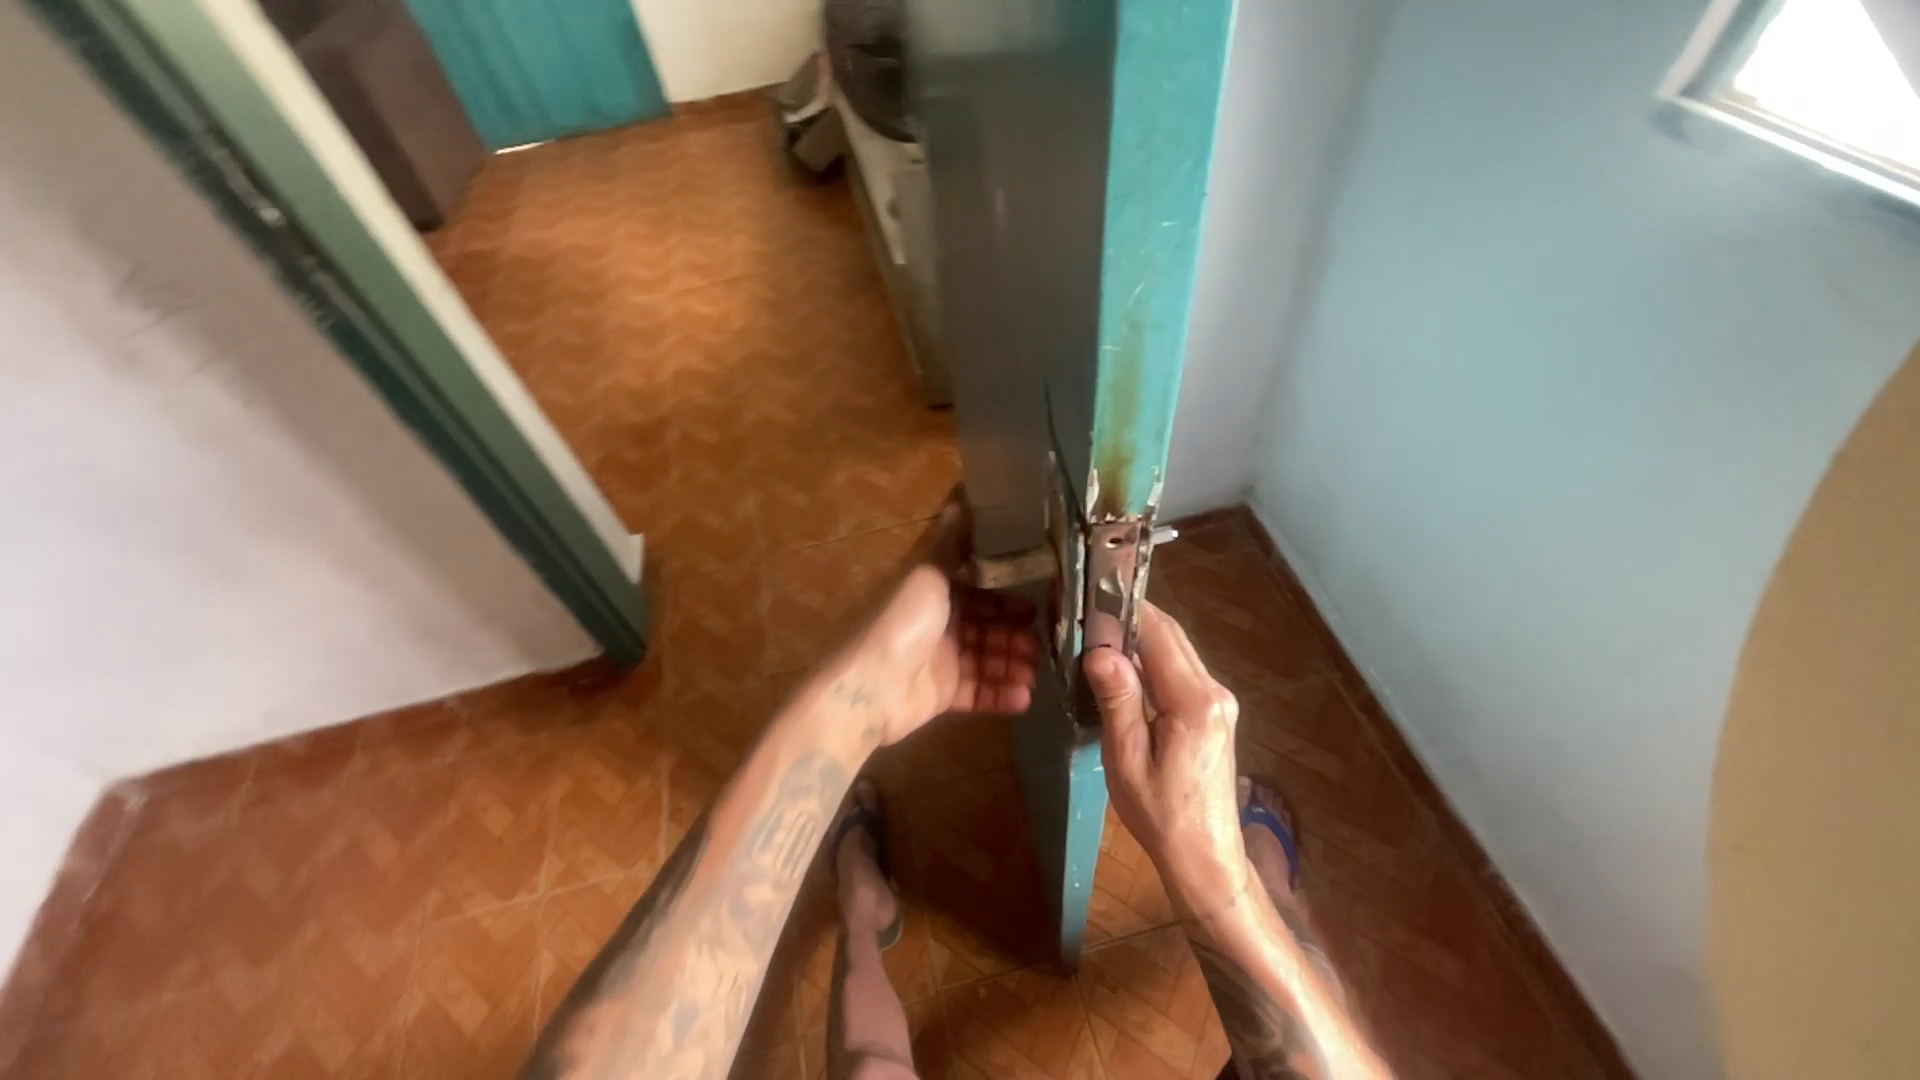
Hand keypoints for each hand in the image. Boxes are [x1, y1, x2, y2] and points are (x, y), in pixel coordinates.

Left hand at [835, 497, 1039, 746]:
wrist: (871, 685)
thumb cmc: (902, 620)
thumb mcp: (927, 572)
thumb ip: (950, 543)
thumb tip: (962, 496)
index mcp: (931, 591)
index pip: (976, 590)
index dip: (1004, 596)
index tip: (1034, 602)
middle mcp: (936, 622)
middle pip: (984, 625)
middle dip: (1013, 633)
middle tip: (1042, 641)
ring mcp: (939, 659)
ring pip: (985, 659)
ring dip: (1011, 664)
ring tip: (1034, 672)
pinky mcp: (941, 693)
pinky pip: (978, 692)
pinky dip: (1000, 694)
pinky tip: (1023, 696)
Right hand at [1083, 603, 1249, 924]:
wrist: (1204, 857)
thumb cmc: (1160, 814)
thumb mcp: (1127, 759)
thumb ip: (1117, 700)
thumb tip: (1100, 650)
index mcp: (1195, 700)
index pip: (1161, 634)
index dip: (1126, 610)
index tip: (1092, 597)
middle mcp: (1214, 692)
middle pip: (1172, 637)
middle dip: (1132, 620)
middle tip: (1088, 615)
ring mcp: (1219, 702)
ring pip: (1177, 652)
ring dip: (1141, 641)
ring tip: (1099, 640)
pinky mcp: (1214, 713)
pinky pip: (1180, 673)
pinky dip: (1152, 662)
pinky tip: (1124, 672)